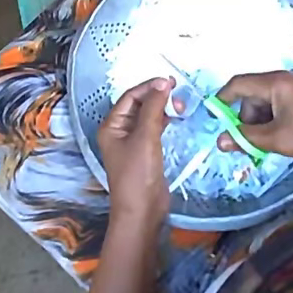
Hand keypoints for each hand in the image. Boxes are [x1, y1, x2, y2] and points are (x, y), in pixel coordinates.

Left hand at [98, 77, 174, 224]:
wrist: (142, 211)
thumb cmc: (138, 173)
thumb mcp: (145, 137)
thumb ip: (154, 108)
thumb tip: (163, 83)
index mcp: (112, 125)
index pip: (130, 97)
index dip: (150, 87)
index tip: (171, 82)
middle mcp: (119, 131)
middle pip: (139, 104)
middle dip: (158, 97)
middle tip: (179, 95)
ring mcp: (132, 142)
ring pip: (148, 116)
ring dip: (163, 108)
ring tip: (181, 106)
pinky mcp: (145, 152)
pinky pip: (154, 128)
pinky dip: (164, 120)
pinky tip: (175, 118)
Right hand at [214, 71, 292, 164]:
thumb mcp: (277, 139)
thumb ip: (246, 138)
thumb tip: (220, 141)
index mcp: (277, 82)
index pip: (239, 84)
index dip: (223, 99)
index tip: (214, 118)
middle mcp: (287, 78)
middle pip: (253, 94)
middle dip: (245, 118)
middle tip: (245, 143)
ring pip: (268, 101)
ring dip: (261, 122)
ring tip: (265, 145)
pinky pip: (283, 104)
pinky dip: (275, 120)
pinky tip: (280, 138)